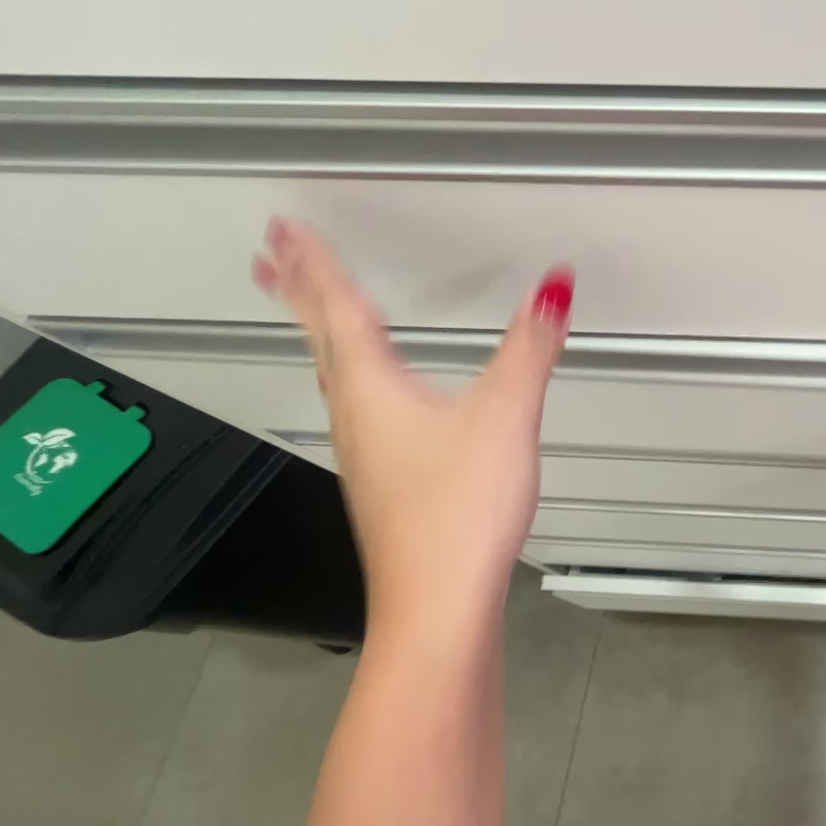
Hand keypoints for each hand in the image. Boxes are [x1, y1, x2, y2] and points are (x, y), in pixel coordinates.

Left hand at [251, 217, 572, 636]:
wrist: (439, 597)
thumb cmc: (461, 510)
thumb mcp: (506, 417)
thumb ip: (531, 349)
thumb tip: (553, 286)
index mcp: (375, 389)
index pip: (339, 310)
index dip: (317, 264)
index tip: (289, 227)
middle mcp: (358, 416)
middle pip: (322, 341)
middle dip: (300, 293)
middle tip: (272, 258)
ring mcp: (366, 452)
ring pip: (335, 377)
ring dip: (323, 334)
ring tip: (315, 310)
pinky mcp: (383, 482)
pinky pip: (357, 409)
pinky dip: (353, 377)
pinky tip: (375, 395)